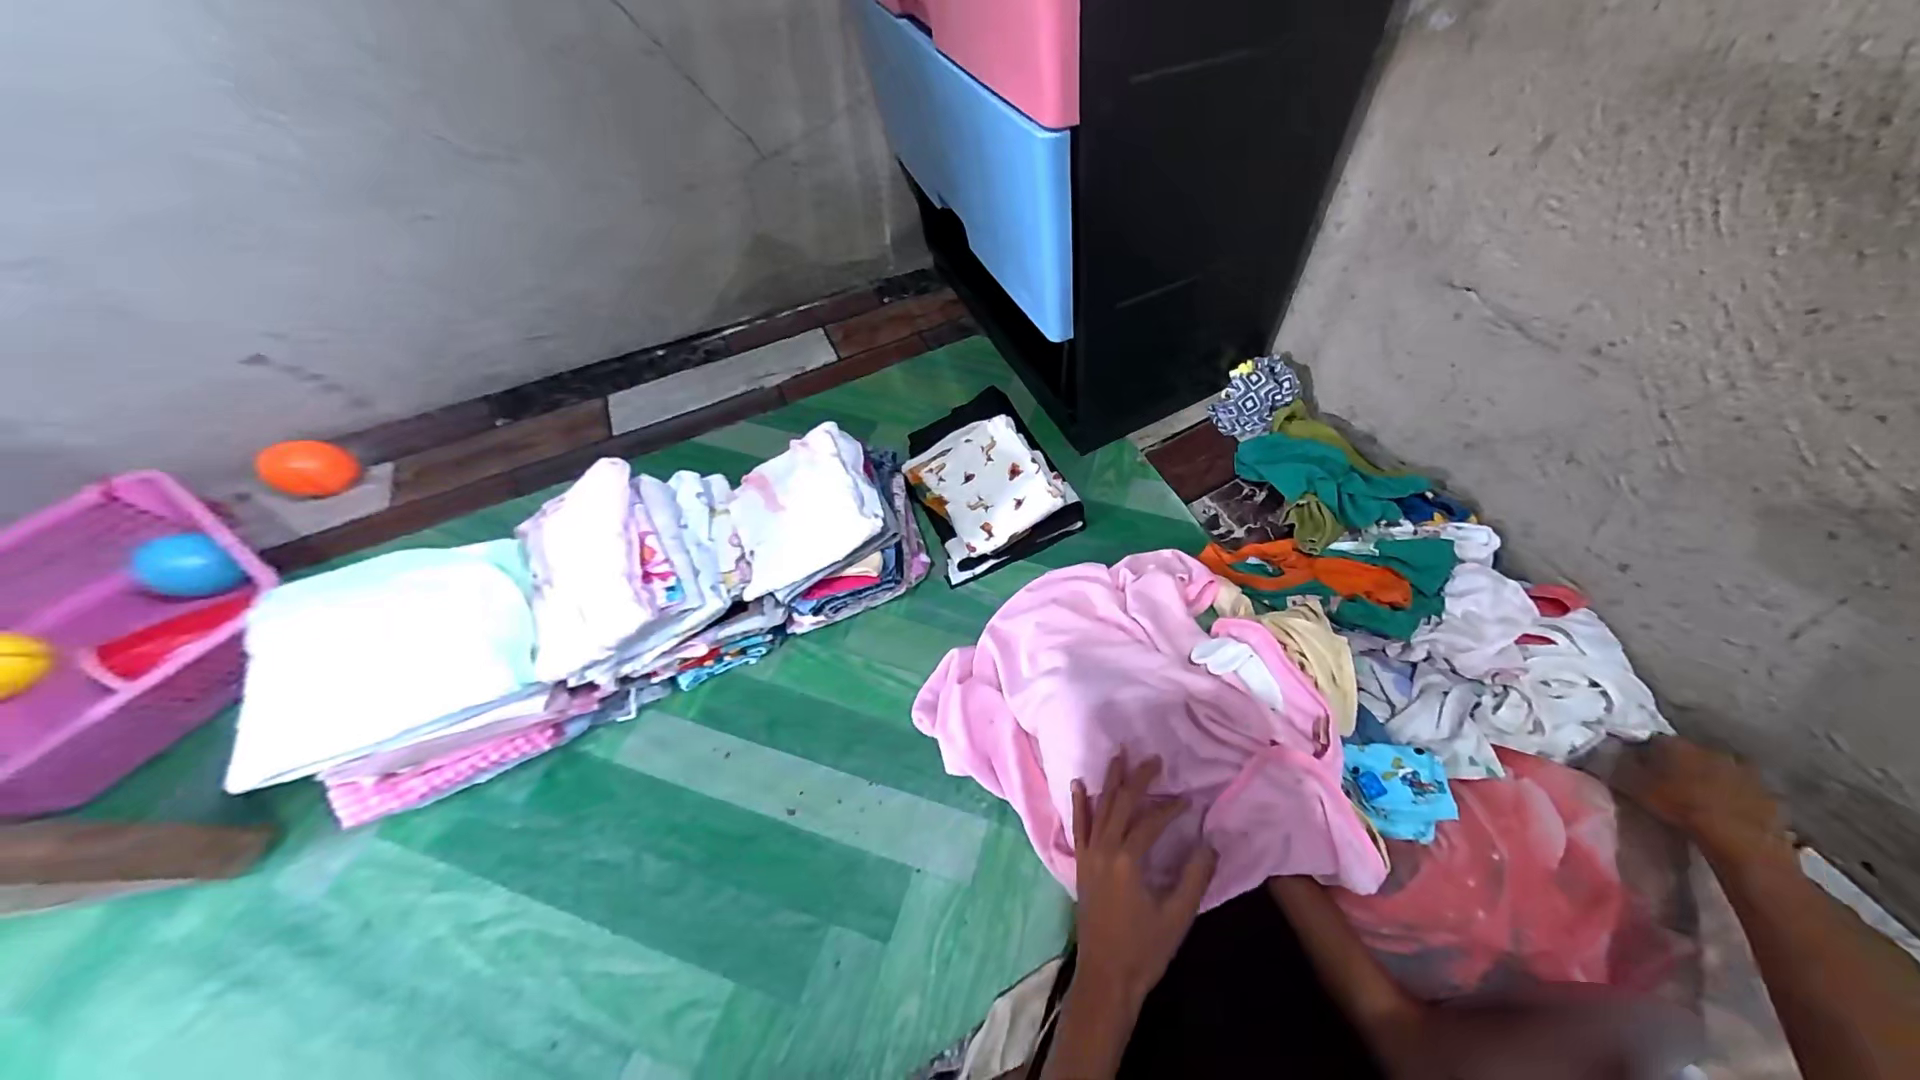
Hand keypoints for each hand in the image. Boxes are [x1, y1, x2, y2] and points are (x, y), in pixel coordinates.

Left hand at [1070, 752, 1217, 1004]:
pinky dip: (1079, 803)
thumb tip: (1210, 842)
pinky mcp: (1081, 863)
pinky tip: (1078, 784)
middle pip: (1122, 804)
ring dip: (1109, 781)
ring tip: (1118, 756)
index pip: (1151, 821)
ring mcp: (1088, 854)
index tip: (1189, 799)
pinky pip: (1079, 826)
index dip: (1171, 808)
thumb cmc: (1145, 948)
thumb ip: (1195, 876)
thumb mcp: (1178, 915)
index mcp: (1128, 860)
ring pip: (1099, 808)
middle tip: (1152, 758)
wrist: (1106, 976)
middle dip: (1137, 778)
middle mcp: (1104, 849)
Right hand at [1611, 736, 1790, 861]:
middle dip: (1683, 763)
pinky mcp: (1769, 793)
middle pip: (1691, 752)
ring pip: (1721, 769)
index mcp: (1678, 744)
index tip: (1643, 766)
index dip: (1648, 752)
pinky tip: (1730, 809)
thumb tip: (1618, 752)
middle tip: (1673, 781)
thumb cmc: (1680, 807)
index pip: (1655, 740)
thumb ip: (1625, 765)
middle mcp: (1712, 749)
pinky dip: (1737, 795)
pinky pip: (1746, 789)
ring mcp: (1746, 771)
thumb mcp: (1636, 786)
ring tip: (1703, 795)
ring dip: (1712, 777)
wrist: (1739, 838)